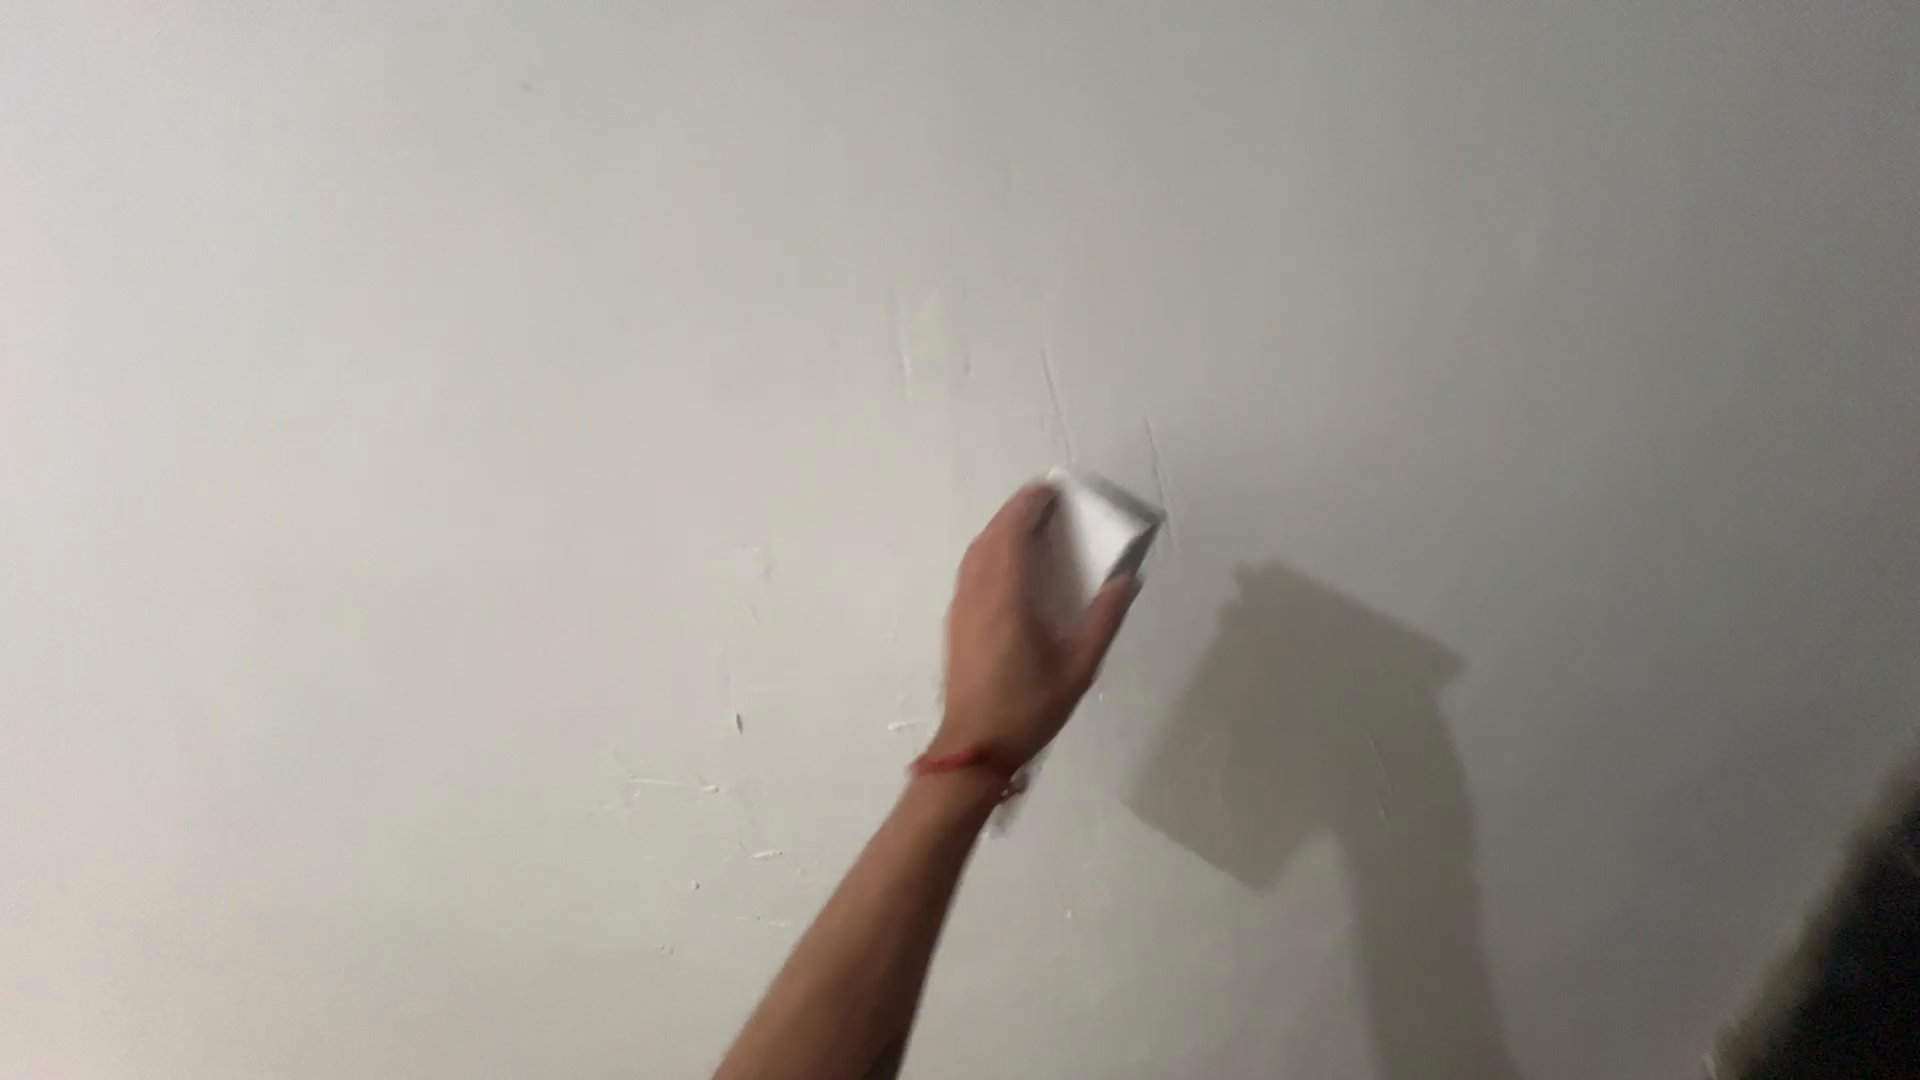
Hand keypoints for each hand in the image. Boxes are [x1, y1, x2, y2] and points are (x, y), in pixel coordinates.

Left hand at [932, 482, 1138, 767]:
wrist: (974, 745)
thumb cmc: (1028, 707)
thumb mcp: (1079, 667)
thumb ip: (1104, 620)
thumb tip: (1126, 580)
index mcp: (1006, 597)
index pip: (1012, 533)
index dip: (1029, 505)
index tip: (1050, 490)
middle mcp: (977, 593)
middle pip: (991, 536)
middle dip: (1015, 511)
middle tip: (1045, 502)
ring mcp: (961, 607)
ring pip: (975, 552)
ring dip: (1000, 530)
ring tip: (1028, 526)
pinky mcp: (955, 622)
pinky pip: (970, 570)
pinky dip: (988, 551)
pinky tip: (1007, 564)